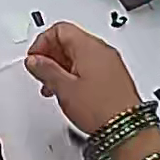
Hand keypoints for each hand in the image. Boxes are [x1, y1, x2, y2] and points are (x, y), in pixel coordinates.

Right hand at [24, 21, 142, 133]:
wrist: (126, 129)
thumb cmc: (101, 108)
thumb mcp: (64, 88)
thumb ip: (45, 69)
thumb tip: (34, 60)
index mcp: (89, 47)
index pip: (60, 29)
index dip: (42, 42)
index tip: (34, 58)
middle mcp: (102, 51)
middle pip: (70, 40)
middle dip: (51, 55)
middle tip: (40, 71)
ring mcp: (110, 63)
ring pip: (78, 55)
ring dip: (61, 66)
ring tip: (52, 85)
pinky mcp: (113, 76)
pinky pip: (89, 66)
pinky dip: (74, 74)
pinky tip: (68, 91)